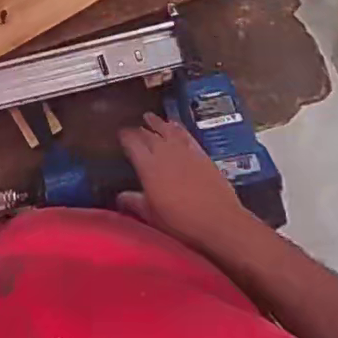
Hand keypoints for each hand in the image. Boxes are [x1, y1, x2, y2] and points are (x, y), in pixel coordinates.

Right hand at [116, 113, 262, 253]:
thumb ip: (134, 202)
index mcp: (148, 166)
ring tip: (149, 116)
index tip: (120, 134)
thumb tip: (120, 197)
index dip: (125, 137)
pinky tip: (174, 124)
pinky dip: (177, 127)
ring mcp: (184, 150)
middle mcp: (164, 153)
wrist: (217, 219)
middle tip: (132, 128)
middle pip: (148, 135)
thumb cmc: (180, 221)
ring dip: (157, 122)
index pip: (132, 144)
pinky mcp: (200, 152)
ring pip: (167, 129)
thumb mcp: (152, 216)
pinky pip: (185, 134)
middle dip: (138, 130)